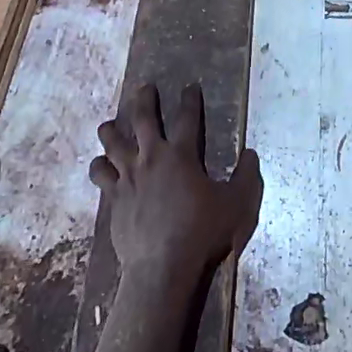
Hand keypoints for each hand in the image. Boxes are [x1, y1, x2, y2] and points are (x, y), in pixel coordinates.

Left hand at [90, 83, 263, 310]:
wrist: (164, 265)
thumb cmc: (204, 232)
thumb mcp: (239, 205)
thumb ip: (247, 177)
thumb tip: (251, 154)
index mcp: (182, 156)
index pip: (187, 118)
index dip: (189, 100)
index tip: (189, 87)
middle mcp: (151, 158)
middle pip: (142, 119)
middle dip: (144, 99)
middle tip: (144, 88)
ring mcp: (128, 177)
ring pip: (112, 142)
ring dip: (111, 129)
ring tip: (109, 124)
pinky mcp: (113, 198)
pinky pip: (100, 174)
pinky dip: (100, 166)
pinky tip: (100, 166)